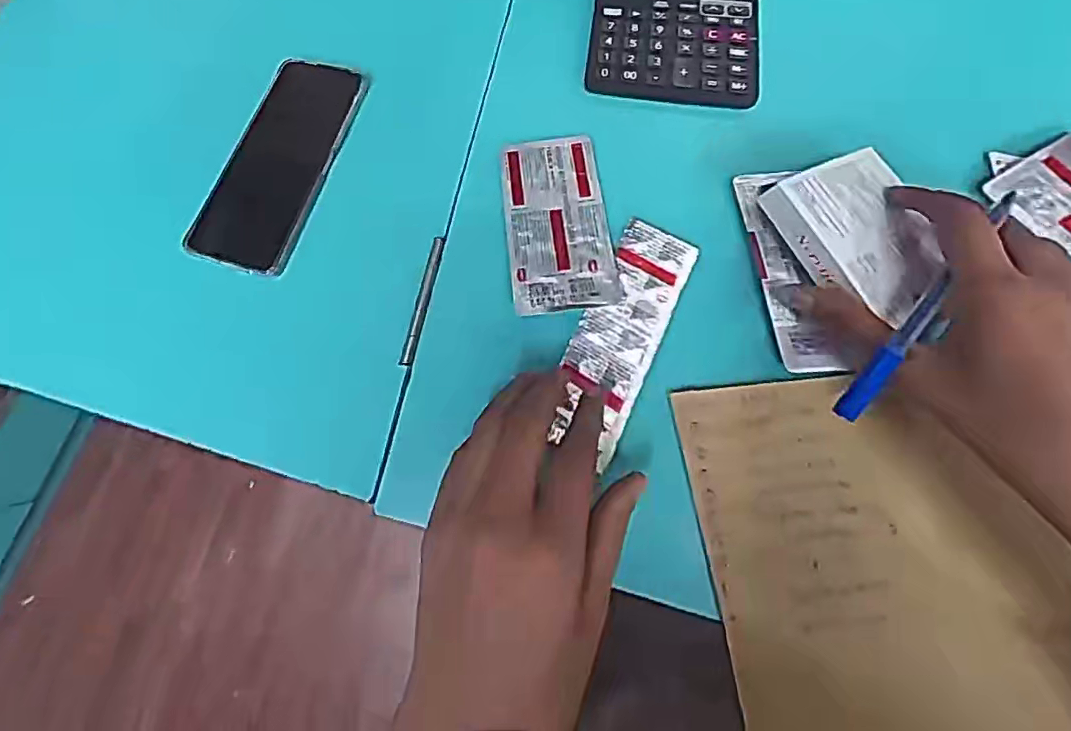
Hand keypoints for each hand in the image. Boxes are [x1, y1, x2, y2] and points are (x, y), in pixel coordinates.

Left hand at [393, 369, 646, 730]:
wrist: (463, 714)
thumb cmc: (544, 672)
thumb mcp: (592, 610)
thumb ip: (609, 533)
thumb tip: (634, 476)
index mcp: (550, 546)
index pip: (574, 456)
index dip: (588, 416)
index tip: (598, 392)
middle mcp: (501, 517)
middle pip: (523, 429)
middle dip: (545, 391)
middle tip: (564, 374)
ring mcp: (460, 514)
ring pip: (486, 433)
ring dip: (510, 400)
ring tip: (534, 383)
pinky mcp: (436, 519)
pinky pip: (462, 457)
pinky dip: (484, 430)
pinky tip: (500, 422)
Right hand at [801, 187, 1070, 730]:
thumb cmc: (1011, 429)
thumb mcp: (923, 382)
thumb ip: (860, 334)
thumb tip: (803, 296)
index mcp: (996, 288)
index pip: (959, 218)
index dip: (924, 200)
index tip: (897, 201)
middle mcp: (1050, 285)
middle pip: (1009, 230)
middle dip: (969, 227)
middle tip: (937, 249)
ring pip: (1049, 260)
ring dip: (1010, 257)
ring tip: (982, 294)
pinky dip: (1043, 294)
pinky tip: (1034, 344)